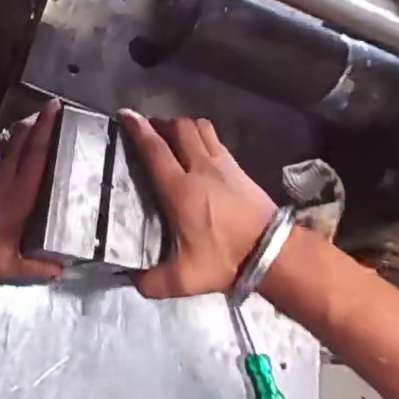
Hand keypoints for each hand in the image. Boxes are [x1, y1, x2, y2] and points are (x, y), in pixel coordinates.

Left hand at [0, 100, 64, 282]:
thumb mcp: (4, 263)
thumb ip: (34, 268)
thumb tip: (59, 272)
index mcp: (18, 195)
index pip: (36, 156)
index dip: (47, 133)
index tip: (57, 114)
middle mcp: (6, 176)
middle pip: (26, 141)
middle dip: (42, 121)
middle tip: (56, 106)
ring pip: (13, 141)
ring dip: (28, 127)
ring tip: (43, 116)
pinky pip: (1, 149)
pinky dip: (14, 140)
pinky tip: (21, 138)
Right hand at [118, 110, 275, 298]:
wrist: (272, 253)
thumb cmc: (225, 260)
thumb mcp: (183, 280)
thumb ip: (152, 282)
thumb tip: (132, 282)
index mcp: (180, 190)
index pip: (155, 150)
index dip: (138, 130)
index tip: (125, 116)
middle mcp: (200, 169)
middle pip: (178, 129)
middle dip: (160, 122)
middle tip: (147, 128)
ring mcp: (223, 165)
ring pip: (199, 129)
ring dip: (182, 126)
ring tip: (171, 133)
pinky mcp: (238, 168)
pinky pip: (216, 140)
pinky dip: (202, 136)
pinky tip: (198, 148)